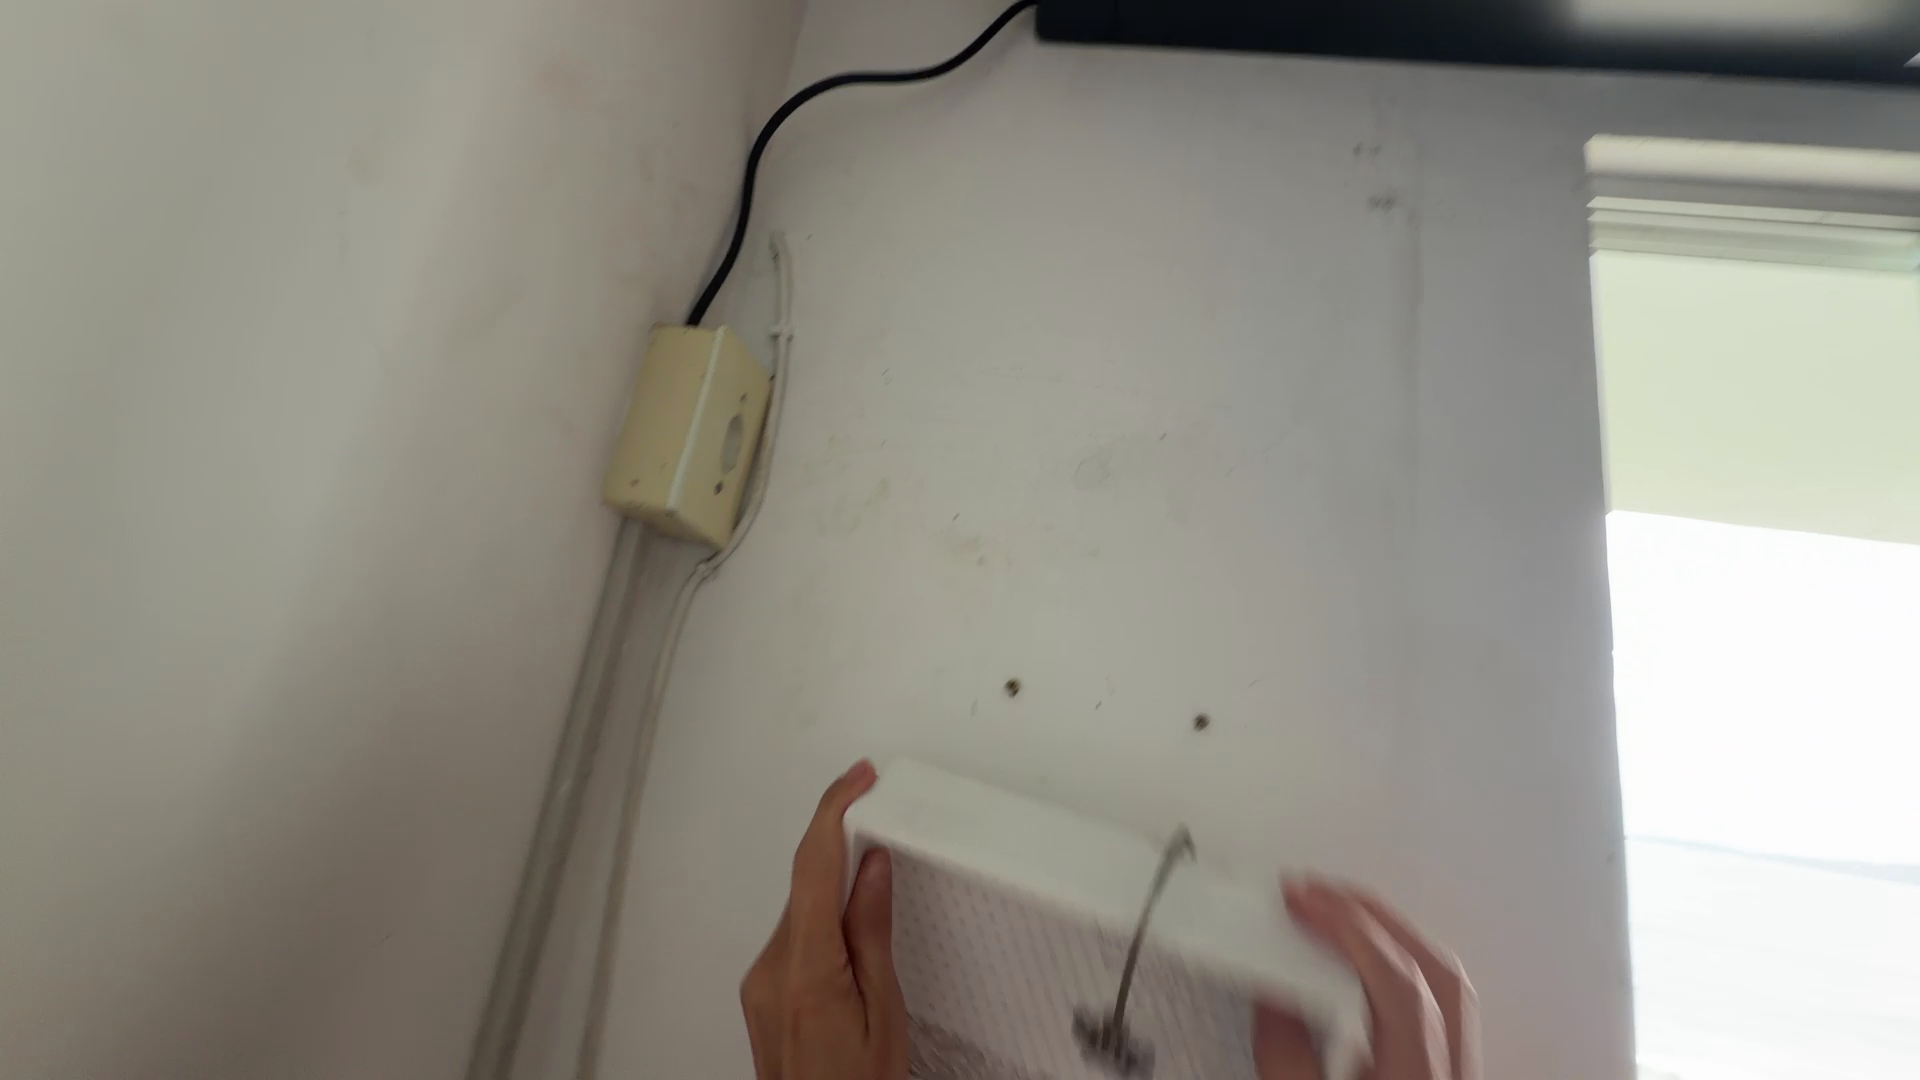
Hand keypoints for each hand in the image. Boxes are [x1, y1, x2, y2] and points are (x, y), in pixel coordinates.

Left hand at [740, 761, 907, 1079]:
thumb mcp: (885, 1015)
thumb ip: (872, 932)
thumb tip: (871, 863)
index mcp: (804, 971)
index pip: (813, 866)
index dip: (835, 809)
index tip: (860, 776)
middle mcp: (770, 968)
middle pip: (807, 881)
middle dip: (842, 844)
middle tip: (883, 817)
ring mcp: (759, 981)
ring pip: (802, 905)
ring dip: (835, 883)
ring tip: (878, 884)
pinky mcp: (761, 990)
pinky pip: (795, 929)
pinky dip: (823, 912)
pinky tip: (852, 927)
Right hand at [1255, 880, 1479, 1079]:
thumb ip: (1282, 1040)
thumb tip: (1274, 974)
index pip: (1399, 989)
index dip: (1349, 931)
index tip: (1298, 898)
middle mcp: (1451, 1078)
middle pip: (1438, 976)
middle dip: (1373, 918)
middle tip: (1314, 892)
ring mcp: (1460, 1078)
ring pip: (1449, 985)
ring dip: (1390, 933)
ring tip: (1334, 909)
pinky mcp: (1451, 1076)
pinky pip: (1441, 1001)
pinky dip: (1401, 959)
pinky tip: (1363, 952)